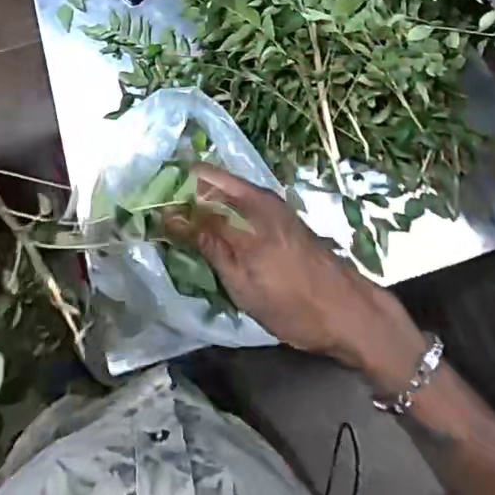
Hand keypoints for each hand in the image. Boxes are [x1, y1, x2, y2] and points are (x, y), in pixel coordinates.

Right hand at [170, 165, 426, 391]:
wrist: (350, 313)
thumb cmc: (293, 302)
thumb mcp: (242, 279)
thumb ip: (207, 241)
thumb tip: (169, 214)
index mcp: (248, 205)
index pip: (196, 182)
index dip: (168, 191)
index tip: (144, 206)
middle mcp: (258, 196)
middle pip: (208, 181)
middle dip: (181, 195)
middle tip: (156, 219)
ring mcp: (269, 205)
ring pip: (222, 193)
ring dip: (198, 206)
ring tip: (175, 228)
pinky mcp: (276, 218)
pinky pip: (236, 205)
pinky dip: (217, 215)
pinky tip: (206, 236)